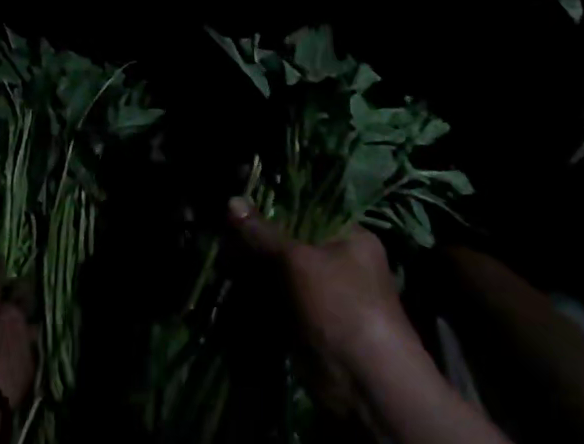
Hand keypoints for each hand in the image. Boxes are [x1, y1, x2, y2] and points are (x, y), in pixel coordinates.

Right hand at [227, 198, 417, 414]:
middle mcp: (338, 261)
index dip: (272, 203)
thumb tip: (231, 199)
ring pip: (278, 269)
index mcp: (349, 238)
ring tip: (220, 254)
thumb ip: (262, 232)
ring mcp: (321, 293)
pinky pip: (275, 296)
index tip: (239, 199)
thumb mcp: (298, 260)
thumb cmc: (341, 305)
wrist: (364, 384)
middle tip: (222, 230)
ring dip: (251, 265)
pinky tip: (229, 279)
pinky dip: (254, 290)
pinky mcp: (307, 320)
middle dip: (256, 237)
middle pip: (288, 239)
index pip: (306, 209)